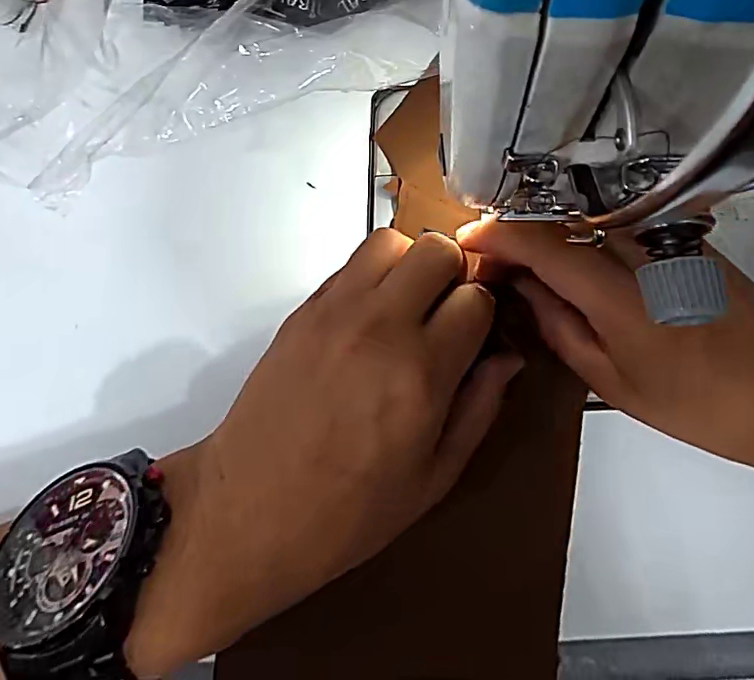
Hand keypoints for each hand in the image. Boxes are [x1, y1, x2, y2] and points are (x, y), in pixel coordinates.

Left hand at [125, 230, 522, 673]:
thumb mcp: (433, 477)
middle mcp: (379, 329)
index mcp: (421, 375)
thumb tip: (506, 359)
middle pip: (437, 250)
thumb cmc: (343, 510)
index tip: (478, 326)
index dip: (485, 309)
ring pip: (391, 240)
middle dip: (455, 271)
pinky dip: (371, 274)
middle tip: (449, 305)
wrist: (247, 513)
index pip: (476, 297)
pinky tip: (371, 313)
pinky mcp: (303, 310)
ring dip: (410, 262)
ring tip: (410, 302)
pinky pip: (349, 263)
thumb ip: (480, 408)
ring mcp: (336, 313)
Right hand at [458, 218, 753, 492]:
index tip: (467, 240)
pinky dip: (581, 233)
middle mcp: (640, 250)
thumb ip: (562, 328)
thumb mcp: (617, 383)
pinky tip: (569, 257)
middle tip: (489, 256)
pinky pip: (615, 224)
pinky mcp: (683, 235)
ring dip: (546, 228)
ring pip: (587, 217)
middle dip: (516, 229)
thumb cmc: (703, 404)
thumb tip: (526, 289)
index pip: (542, 242)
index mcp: (619, 293)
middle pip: (561, 219)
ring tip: (520, 258)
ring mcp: (665, 236)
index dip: (498, 235)